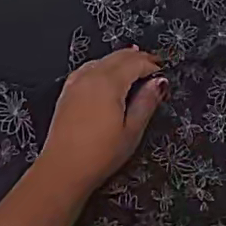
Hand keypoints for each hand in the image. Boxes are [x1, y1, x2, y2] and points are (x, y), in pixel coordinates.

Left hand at [37, 47, 168, 192]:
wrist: (63, 169)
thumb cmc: (99, 154)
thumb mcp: (132, 130)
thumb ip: (146, 102)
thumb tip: (159, 83)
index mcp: (109, 83)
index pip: (135, 63)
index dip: (152, 65)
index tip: (163, 72)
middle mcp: (90, 77)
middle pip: (118, 57)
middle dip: (138, 58)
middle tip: (153, 64)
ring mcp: (76, 83)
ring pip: (102, 60)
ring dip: (120, 59)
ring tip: (134, 62)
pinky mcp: (67, 93)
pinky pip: (88, 68)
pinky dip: (102, 65)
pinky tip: (105, 71)